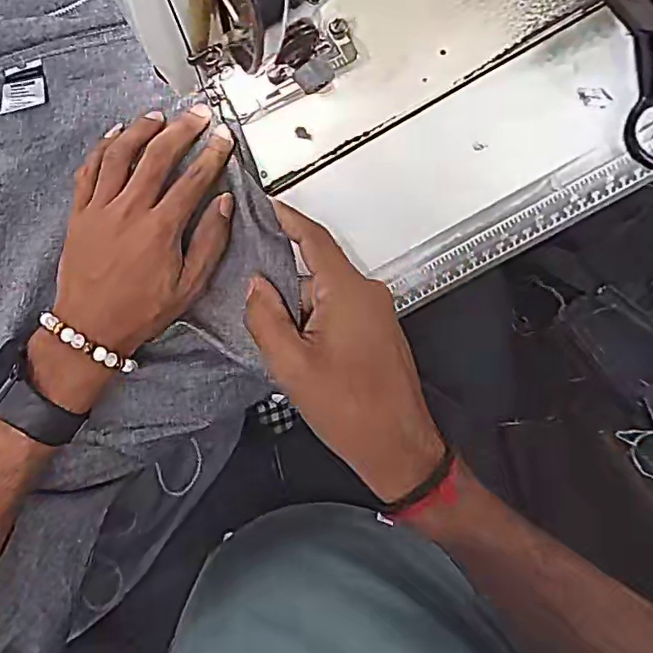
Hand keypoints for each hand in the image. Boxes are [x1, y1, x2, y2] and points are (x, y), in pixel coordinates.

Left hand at [28, 106, 237, 413]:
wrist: (89, 327)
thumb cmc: (137, 311)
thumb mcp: (188, 286)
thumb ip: (209, 242)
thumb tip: (224, 205)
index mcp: (159, 229)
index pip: (193, 179)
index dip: (213, 154)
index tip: (223, 138)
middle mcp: (129, 211)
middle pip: (158, 155)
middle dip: (182, 129)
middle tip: (197, 116)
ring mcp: (100, 208)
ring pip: (121, 154)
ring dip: (141, 129)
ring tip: (158, 116)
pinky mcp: (79, 212)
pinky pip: (89, 169)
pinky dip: (102, 147)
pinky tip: (114, 135)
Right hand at [244, 202, 448, 501]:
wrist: (397, 447)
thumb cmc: (354, 410)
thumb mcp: (291, 364)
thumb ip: (265, 317)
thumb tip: (255, 286)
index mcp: (348, 292)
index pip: (313, 239)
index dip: (287, 218)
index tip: (267, 205)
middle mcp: (367, 294)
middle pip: (313, 270)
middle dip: (282, 288)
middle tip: (258, 310)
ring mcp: (374, 312)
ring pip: (322, 294)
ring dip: (298, 313)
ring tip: (286, 351)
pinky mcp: (375, 329)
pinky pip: (336, 310)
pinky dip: (313, 322)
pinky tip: (303, 355)